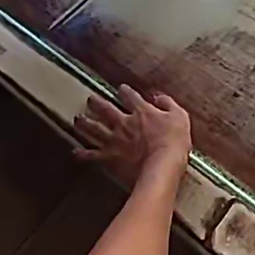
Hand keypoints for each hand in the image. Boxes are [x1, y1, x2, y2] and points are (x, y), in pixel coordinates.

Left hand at [72, 85, 191, 187]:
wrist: (161, 165)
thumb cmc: (174, 141)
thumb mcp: (179, 117)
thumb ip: (168, 104)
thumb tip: (159, 97)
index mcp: (142, 112)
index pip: (131, 97)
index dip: (125, 91)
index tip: (121, 88)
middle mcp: (124, 123)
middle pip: (106, 109)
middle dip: (97, 103)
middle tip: (90, 99)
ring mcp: (114, 140)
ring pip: (94, 129)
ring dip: (84, 123)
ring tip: (77, 119)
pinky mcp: (109, 157)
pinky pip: (92, 155)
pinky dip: (83, 154)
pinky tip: (75, 152)